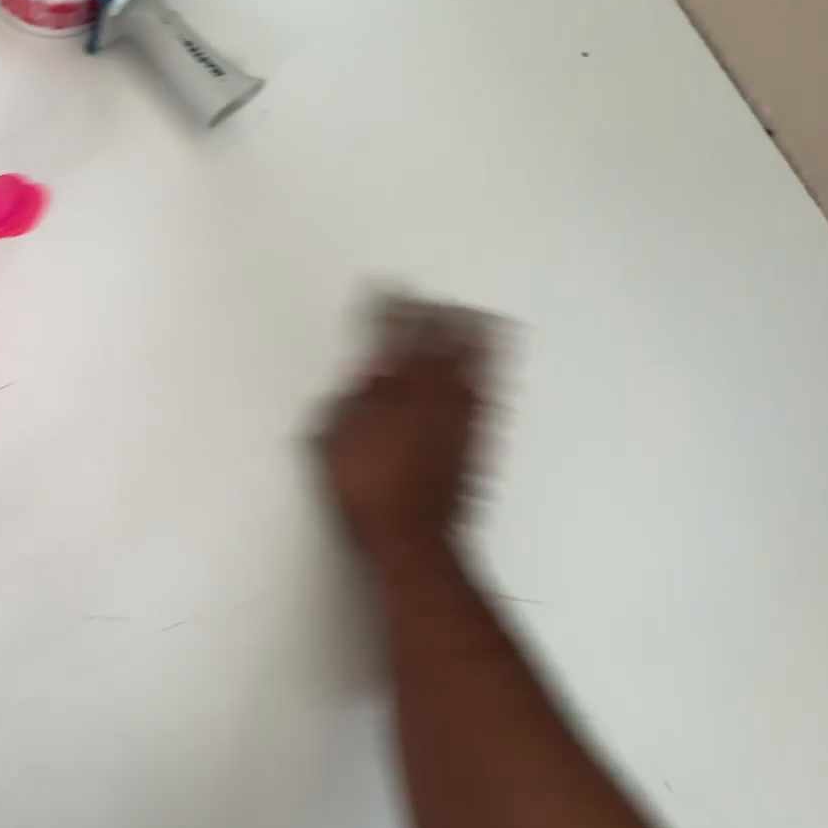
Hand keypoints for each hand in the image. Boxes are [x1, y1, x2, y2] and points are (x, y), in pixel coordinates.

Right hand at [321, 300, 491, 555]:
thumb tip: (369, 373)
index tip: (387, 290)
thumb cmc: (369, 493)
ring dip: (468, 334)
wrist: (413, 536)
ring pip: (475, 362)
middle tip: (428, 299)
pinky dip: (486, 368)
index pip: (396, 339)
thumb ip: (355, 402)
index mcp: (400, 396)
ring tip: (468, 315)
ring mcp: (462, 419)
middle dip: (435, 315)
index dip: (390, 311)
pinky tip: (483, 366)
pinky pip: (488, 390)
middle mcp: (438, 400)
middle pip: (444, 343)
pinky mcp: (477, 440)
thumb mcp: (339, 443)